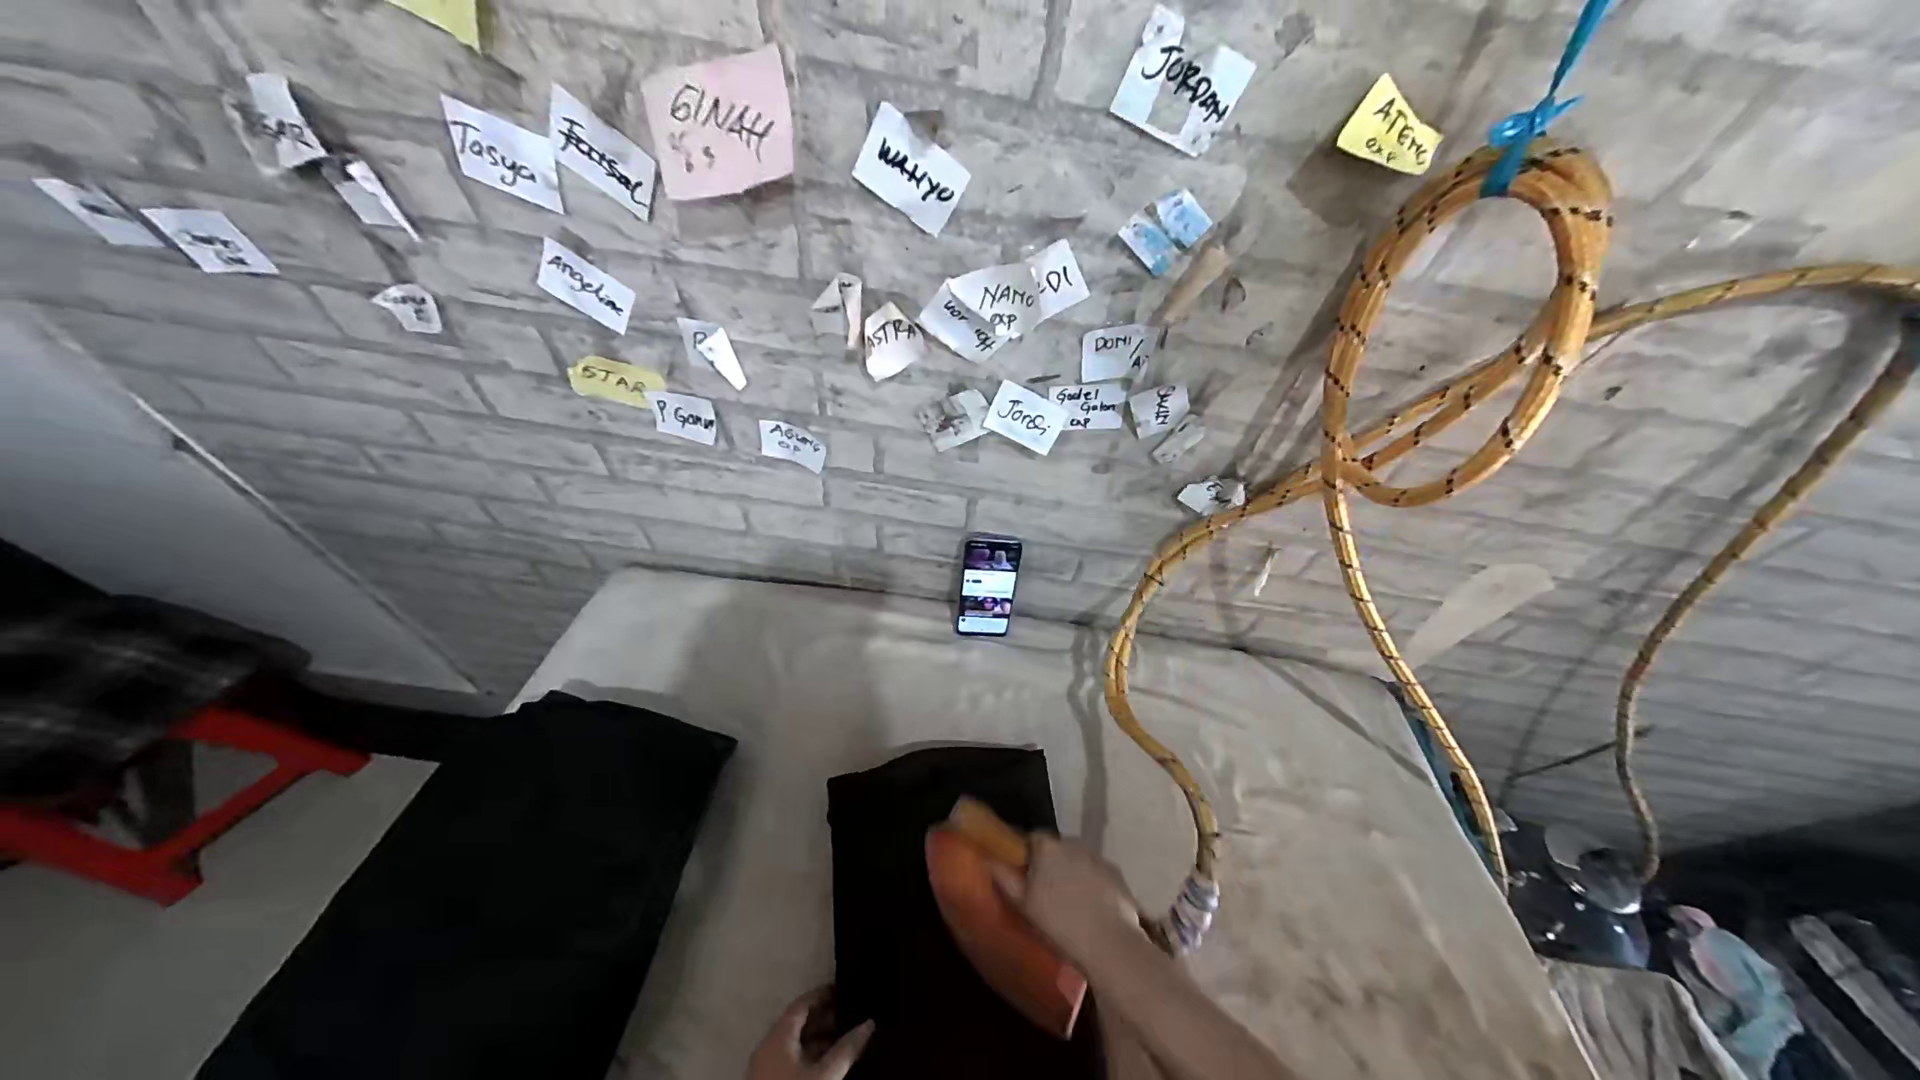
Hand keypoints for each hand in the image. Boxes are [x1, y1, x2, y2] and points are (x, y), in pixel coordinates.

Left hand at [746, 987, 874, 1079]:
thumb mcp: (825, 1075)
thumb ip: (847, 1049)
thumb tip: (869, 1023)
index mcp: (778, 1036)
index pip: (801, 1003)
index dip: (822, 994)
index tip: (844, 991)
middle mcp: (768, 1046)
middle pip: (798, 1022)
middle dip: (824, 1018)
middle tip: (849, 1017)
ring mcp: (766, 1067)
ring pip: (795, 1043)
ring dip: (819, 1039)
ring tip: (844, 1041)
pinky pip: (790, 1059)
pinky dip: (809, 1055)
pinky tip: (828, 1063)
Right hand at [990, 834, 1145, 966]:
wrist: (1108, 944)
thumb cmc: (1058, 923)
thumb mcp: (1023, 905)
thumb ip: (1005, 877)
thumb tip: (990, 859)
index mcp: (1047, 847)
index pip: (1031, 839)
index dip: (1026, 856)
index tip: (1025, 878)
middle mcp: (1073, 843)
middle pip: (1056, 849)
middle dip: (1050, 865)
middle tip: (1046, 894)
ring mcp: (1097, 857)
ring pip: (1078, 861)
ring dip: (1072, 874)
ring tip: (1071, 905)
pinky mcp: (1116, 874)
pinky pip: (1097, 874)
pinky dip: (1093, 885)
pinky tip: (1092, 910)